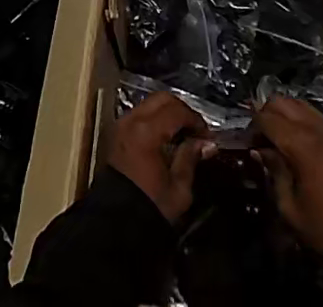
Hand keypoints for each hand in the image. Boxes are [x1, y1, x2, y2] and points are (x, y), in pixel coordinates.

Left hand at [108, 92, 215, 222]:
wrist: (114, 224)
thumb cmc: (149, 207)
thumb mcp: (178, 188)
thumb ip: (191, 158)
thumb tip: (206, 143)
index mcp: (147, 132)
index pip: (176, 110)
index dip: (196, 120)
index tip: (208, 136)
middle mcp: (131, 121)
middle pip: (161, 99)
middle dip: (182, 110)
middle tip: (197, 130)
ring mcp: (121, 125)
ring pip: (150, 104)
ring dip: (168, 113)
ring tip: (184, 134)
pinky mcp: (117, 133)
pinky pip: (140, 114)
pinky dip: (156, 119)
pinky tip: (167, 138)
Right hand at [252, 96, 322, 257]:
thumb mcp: (290, 207)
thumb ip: (274, 171)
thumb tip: (261, 150)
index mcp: (301, 145)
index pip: (267, 117)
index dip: (252, 126)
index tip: (246, 141)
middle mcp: (317, 130)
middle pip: (283, 102)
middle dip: (266, 113)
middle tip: (260, 135)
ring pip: (301, 105)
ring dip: (285, 114)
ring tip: (278, 136)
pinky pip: (317, 118)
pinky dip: (302, 121)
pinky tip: (299, 142)